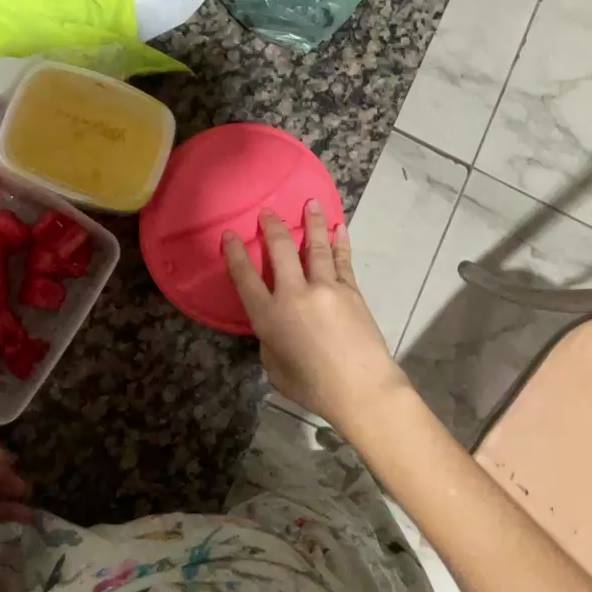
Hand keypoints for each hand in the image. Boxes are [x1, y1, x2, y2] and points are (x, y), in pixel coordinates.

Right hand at [223, 201, 411, 432]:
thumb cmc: (312, 387)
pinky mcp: (350, 291)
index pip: (245, 276)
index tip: (230, 234)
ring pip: (315, 247)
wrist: (361, 388)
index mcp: (269, 316)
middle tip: (268, 211)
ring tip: (310, 202)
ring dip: (312, 223)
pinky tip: (339, 227)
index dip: (236, 253)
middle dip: (272, 227)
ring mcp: (325, 288)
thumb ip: (271, 342)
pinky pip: (342, 260)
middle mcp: (294, 294)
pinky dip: (340, 241)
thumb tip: (279, 326)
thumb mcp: (275, 368)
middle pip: (280, 250)